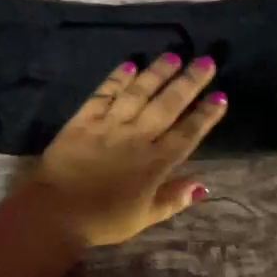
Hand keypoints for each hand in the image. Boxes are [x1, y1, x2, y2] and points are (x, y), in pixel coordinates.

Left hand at [12, 54, 229, 247]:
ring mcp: (108, 125)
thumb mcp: (143, 219)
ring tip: (174, 56)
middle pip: (167, 105)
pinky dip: (116, 79)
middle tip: (206, 60)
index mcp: (154, 164)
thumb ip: (172, 199)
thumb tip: (202, 185)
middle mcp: (136, 138)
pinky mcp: (82, 120)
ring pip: (138, 93)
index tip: (220, 96)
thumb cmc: (101, 220)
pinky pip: (103, 94)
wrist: (55, 211)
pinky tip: (129, 65)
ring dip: (157, 73)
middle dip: (189, 82)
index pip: (186, 134)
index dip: (205, 115)